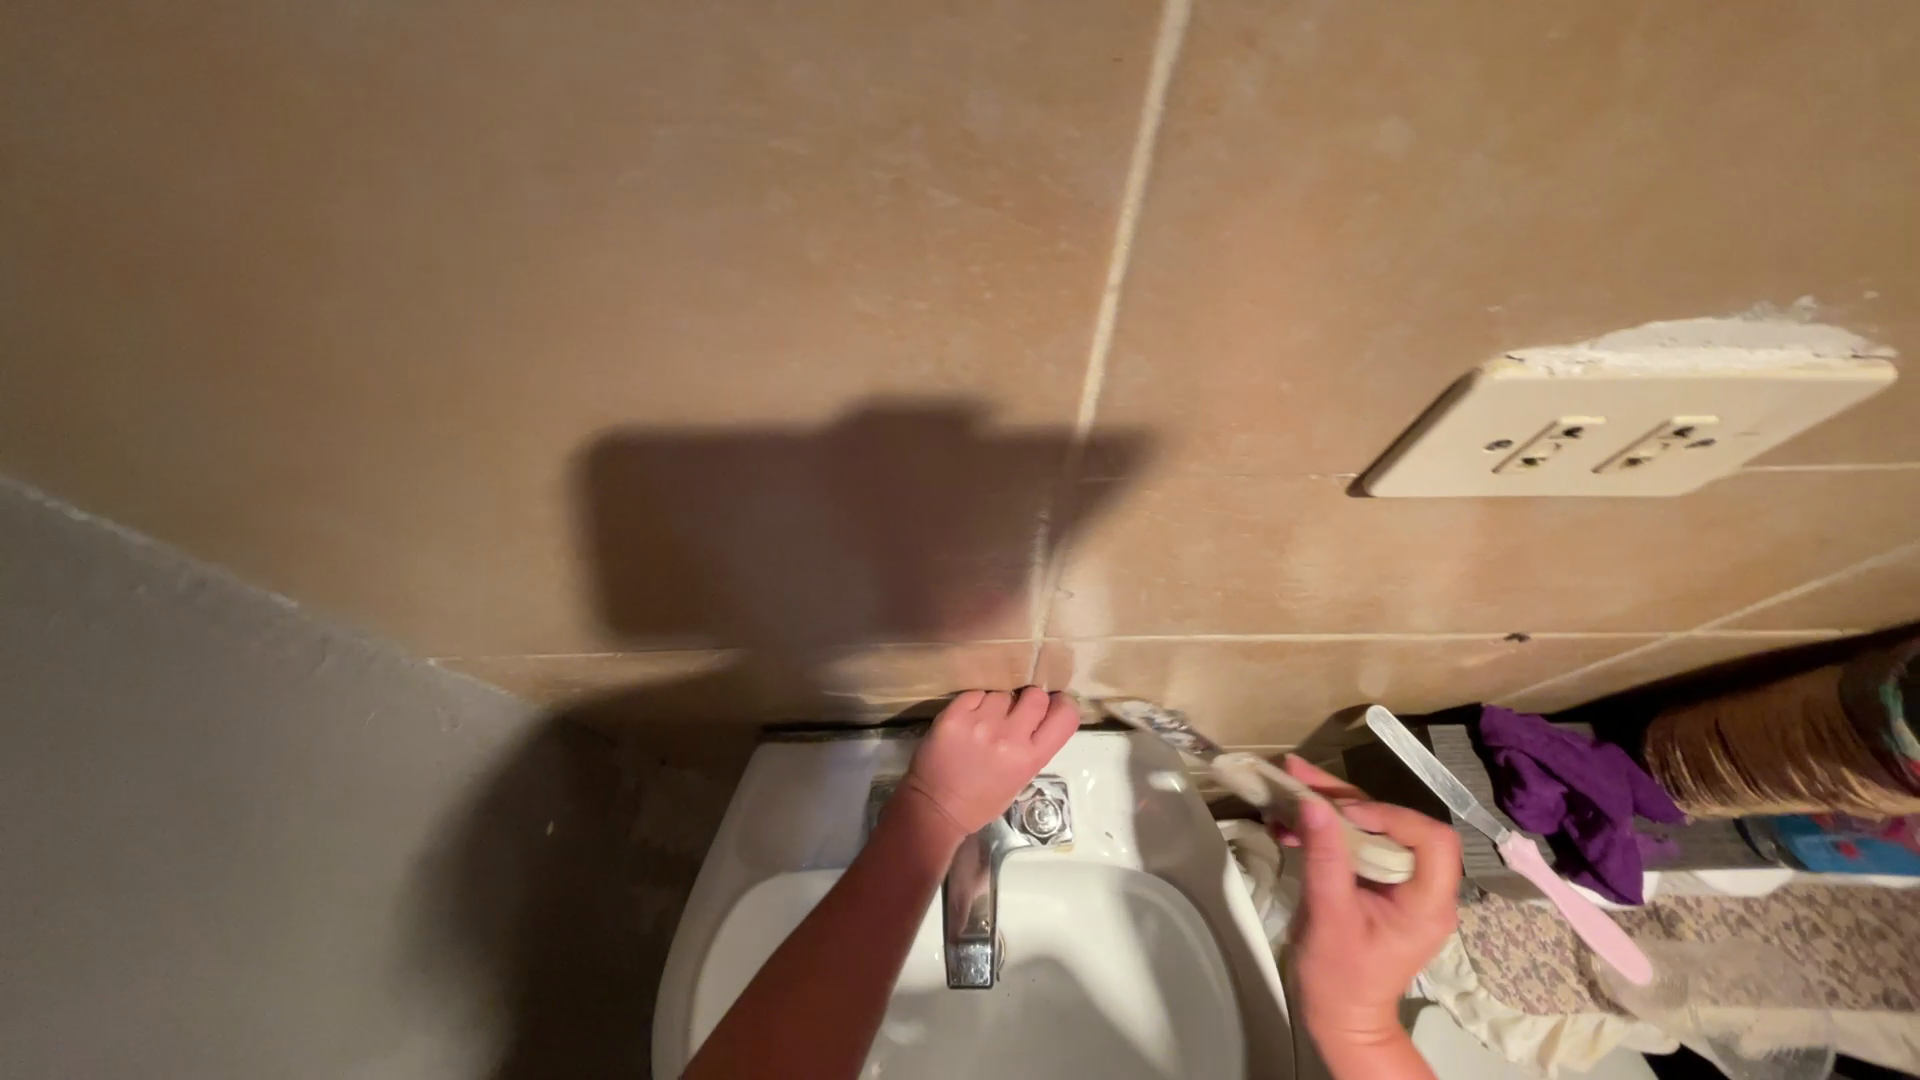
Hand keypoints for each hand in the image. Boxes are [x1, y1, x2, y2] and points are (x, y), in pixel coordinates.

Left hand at [893, 687, 1080, 836]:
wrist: (936, 806)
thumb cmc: (981, 800)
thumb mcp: (1021, 779)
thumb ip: (1033, 747)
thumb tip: (1039, 716)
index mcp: (1030, 758)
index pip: (1065, 716)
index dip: (1062, 705)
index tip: (1053, 705)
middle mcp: (1009, 737)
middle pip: (1035, 696)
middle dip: (1028, 701)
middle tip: (1015, 715)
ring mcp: (981, 723)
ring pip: (1001, 694)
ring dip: (997, 705)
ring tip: (984, 725)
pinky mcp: (954, 715)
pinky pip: (975, 694)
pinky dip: (974, 704)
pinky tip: (968, 722)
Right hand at [1282, 755, 1461, 1053]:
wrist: (1339, 1018)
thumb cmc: (1339, 977)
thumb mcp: (1328, 915)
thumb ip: (1324, 857)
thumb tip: (1314, 803)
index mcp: (1426, 901)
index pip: (1432, 839)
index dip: (1391, 816)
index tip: (1344, 814)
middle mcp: (1420, 887)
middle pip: (1395, 824)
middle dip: (1344, 799)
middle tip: (1298, 775)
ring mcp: (1397, 885)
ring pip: (1370, 828)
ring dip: (1327, 807)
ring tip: (1285, 786)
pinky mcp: (1373, 884)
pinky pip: (1353, 843)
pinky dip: (1321, 829)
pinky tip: (1286, 823)